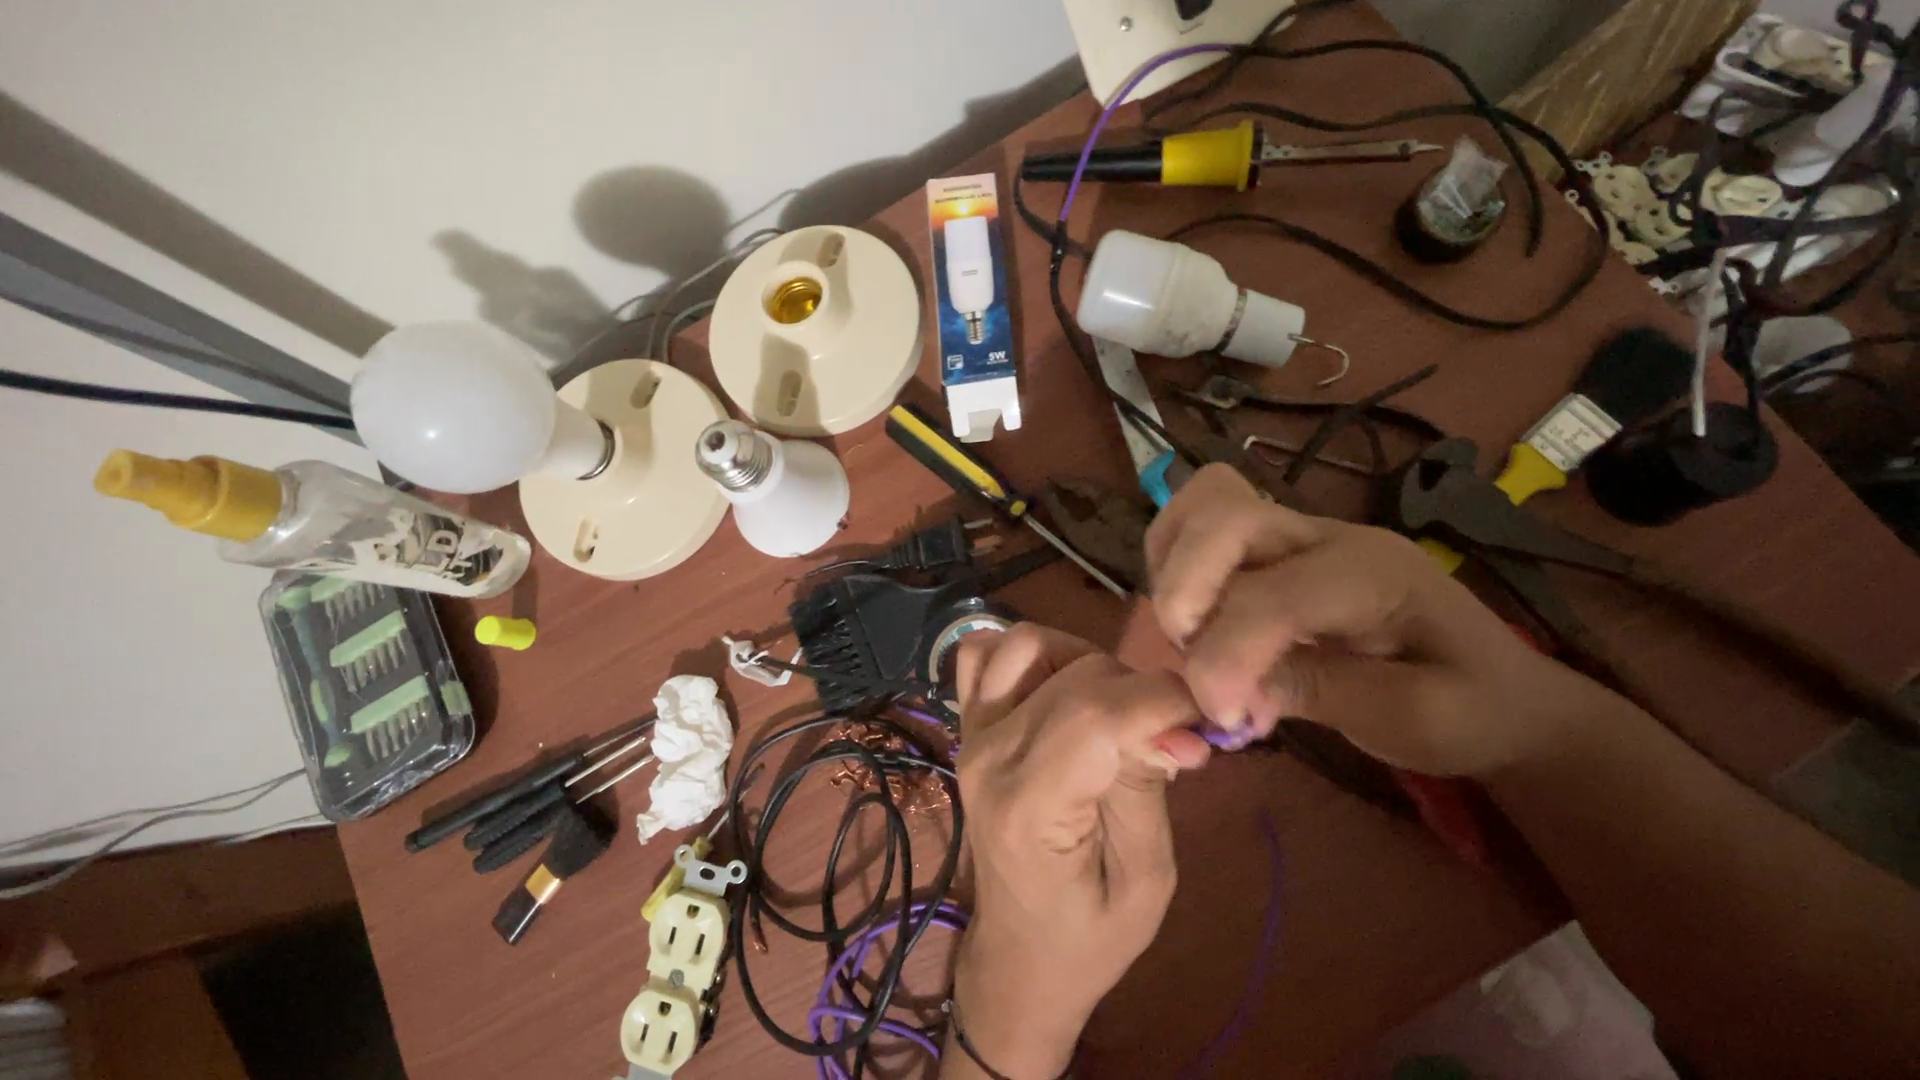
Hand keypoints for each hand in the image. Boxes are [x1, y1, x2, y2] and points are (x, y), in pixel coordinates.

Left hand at [944, 624, 1209, 1077]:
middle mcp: (989, 754)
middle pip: (1077, 674)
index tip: (1211, 715)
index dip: (1166, 699)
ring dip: (1090, 663)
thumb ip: (1148, 787)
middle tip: (1173, 736)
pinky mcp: (966, 726)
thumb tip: (1179, 724)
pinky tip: (1064, 688)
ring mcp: (969, 734)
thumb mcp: (1145, 881)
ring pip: (1031, 644)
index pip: (1100, 713)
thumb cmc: (1089, 936)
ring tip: (1121, 711)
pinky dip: (1029, 654)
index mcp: (1029, 804)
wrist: (1019, 956)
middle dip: (1142, 690)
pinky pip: (983, 653)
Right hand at [1144, 464, 1598, 777]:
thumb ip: (1317, 692)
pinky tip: (1192, 622)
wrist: (1505, 691)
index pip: (1271, 595)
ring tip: (1186, 637)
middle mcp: (1328, 538)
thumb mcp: (1415, 720)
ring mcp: (1299, 538)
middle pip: (1224, 514)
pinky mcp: (1277, 555)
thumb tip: (1224, 690)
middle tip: (1187, 657)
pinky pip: (1202, 529)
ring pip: (1204, 506)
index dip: (1226, 656)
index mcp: (1374, 574)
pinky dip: (1173, 565)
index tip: (1220, 715)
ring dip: (1171, 567)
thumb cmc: (1472, 709)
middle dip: (1182, 589)